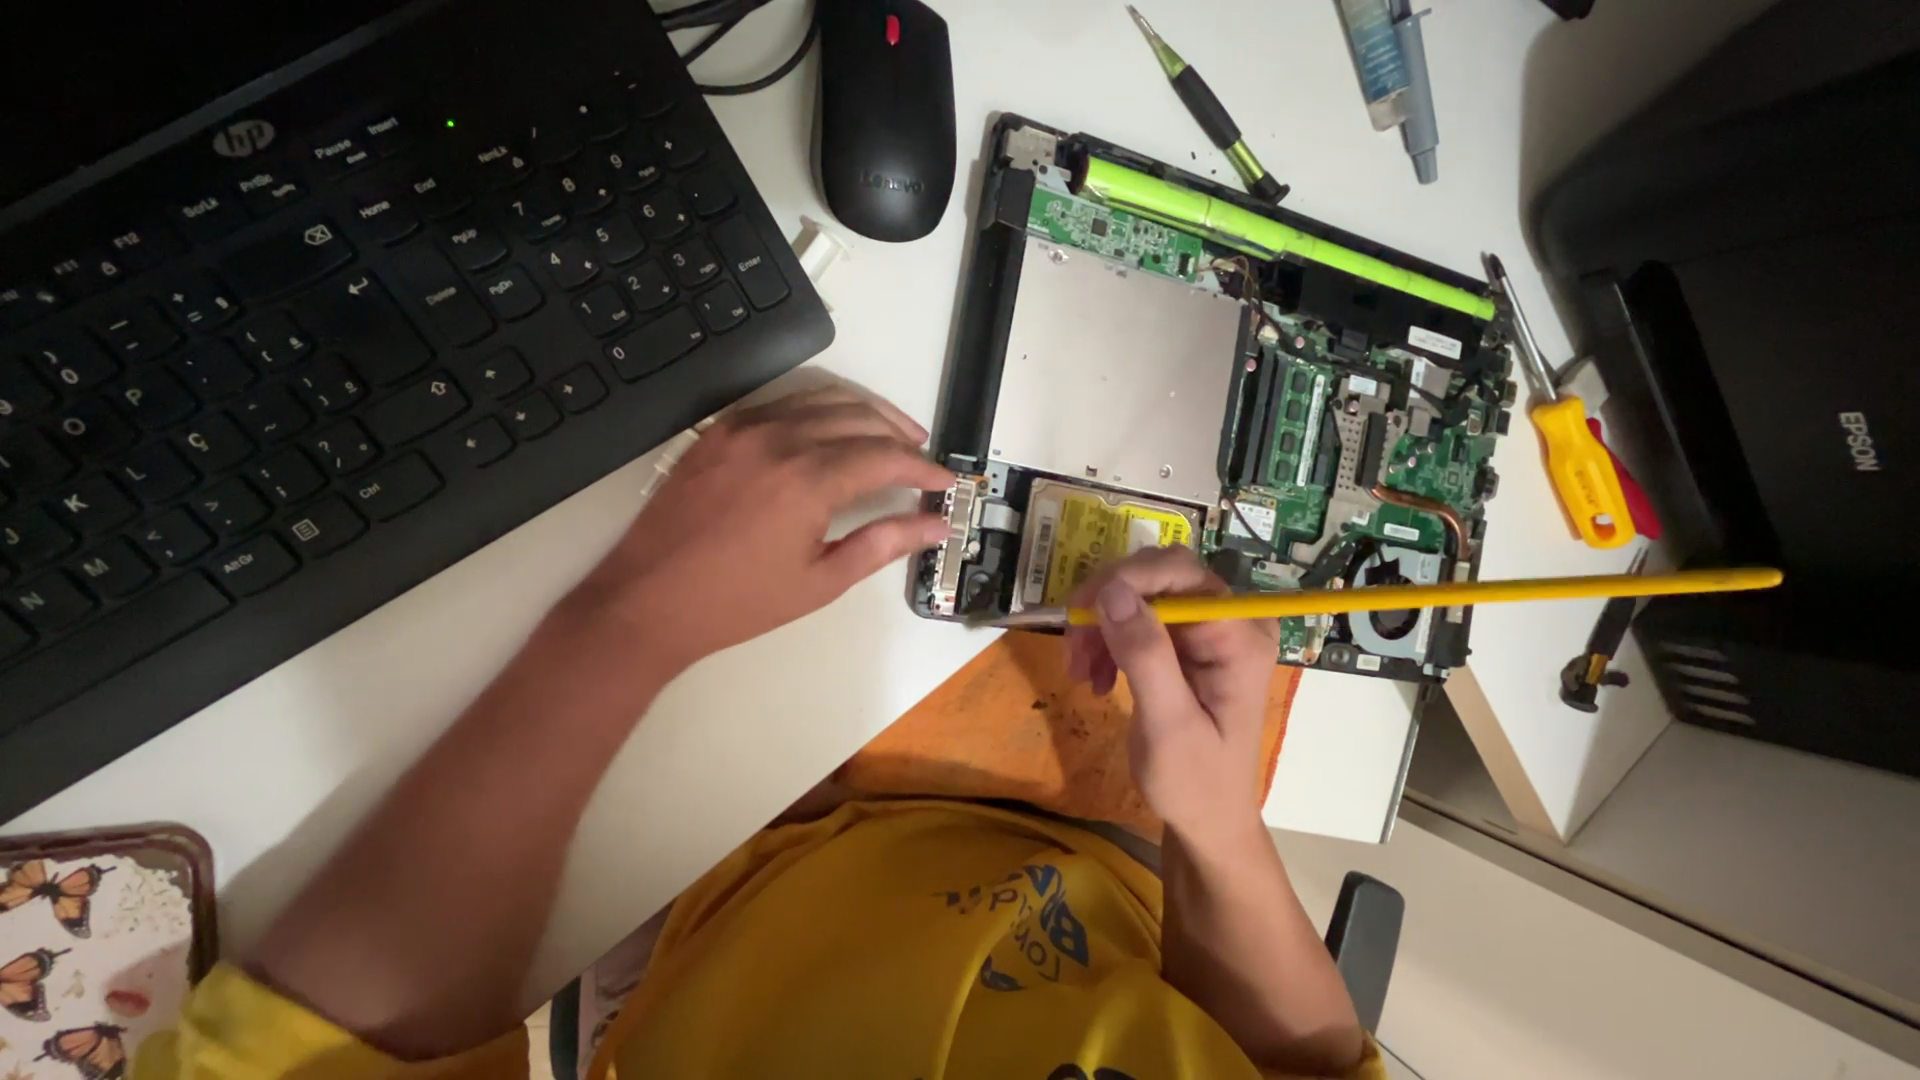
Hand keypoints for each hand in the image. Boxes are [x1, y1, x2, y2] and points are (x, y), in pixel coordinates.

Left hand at [565, 386, 953, 673]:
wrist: (648, 600)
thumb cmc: (738, 602)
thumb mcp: (820, 580)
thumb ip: (883, 543)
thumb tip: (935, 525)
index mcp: (807, 480)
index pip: (884, 456)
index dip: (923, 467)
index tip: (945, 482)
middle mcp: (778, 439)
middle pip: (858, 416)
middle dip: (900, 433)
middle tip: (923, 456)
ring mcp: (743, 428)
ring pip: (822, 400)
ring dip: (864, 414)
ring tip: (889, 436)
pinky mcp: (719, 430)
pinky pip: (783, 404)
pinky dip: (819, 411)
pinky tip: (831, 432)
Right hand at [1067, 546, 1280, 838]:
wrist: (1206, 818)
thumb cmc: (1195, 782)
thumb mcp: (1168, 725)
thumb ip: (1146, 655)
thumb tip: (1112, 590)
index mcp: (1239, 635)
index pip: (1180, 571)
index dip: (1125, 580)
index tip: (1080, 616)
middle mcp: (1230, 618)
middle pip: (1158, 574)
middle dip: (1107, 603)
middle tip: (1073, 648)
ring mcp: (1209, 627)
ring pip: (1140, 591)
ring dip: (1100, 625)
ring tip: (1081, 673)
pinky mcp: (1188, 640)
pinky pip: (1137, 615)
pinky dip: (1107, 638)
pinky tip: (1096, 677)